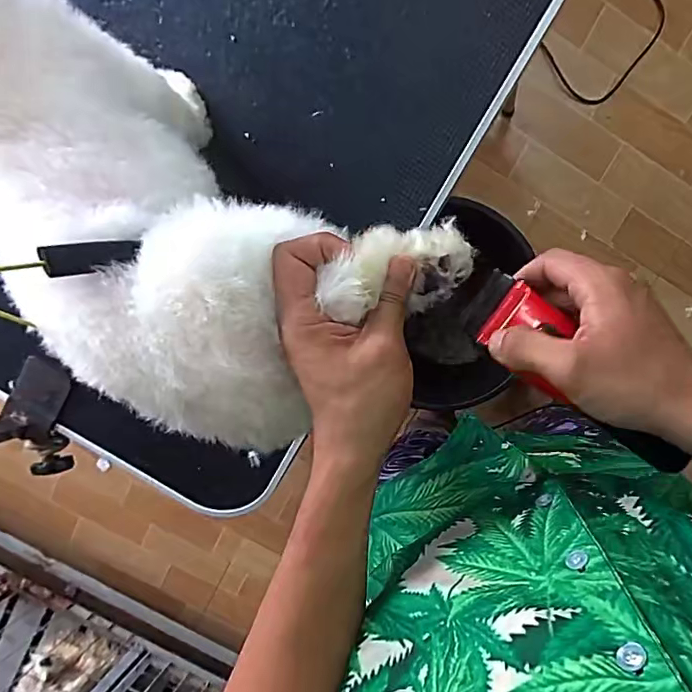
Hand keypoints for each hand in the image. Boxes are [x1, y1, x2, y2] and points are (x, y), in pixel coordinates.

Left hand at [273, 233, 414, 464]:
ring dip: (355, 282)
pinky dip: (359, 301)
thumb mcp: (385, 346)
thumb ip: (391, 299)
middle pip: (307, 266)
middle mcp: (296, 322)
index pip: (290, 255)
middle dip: (346, 261)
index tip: (360, 261)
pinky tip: (382, 310)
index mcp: (300, 319)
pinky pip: (335, 308)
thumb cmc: (366, 404)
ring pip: (323, 287)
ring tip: (385, 291)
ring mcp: (309, 334)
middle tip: (380, 274)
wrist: (356, 446)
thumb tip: (402, 262)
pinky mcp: (325, 344)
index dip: (324, 245)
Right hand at [487, 250, 691, 451]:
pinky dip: (580, 342)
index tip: (502, 313)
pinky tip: (575, 373)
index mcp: (601, 283)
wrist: (691, 409)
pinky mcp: (643, 330)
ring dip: (558, 333)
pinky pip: (600, 325)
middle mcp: (620, 286)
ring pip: (582, 309)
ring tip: (545, 365)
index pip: (549, 262)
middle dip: (536, 314)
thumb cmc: (631, 384)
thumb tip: (495, 338)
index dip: (520, 283)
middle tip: (520, 347)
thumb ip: (525, 349)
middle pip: (565, 285)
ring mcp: (635, 307)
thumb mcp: (568, 369)